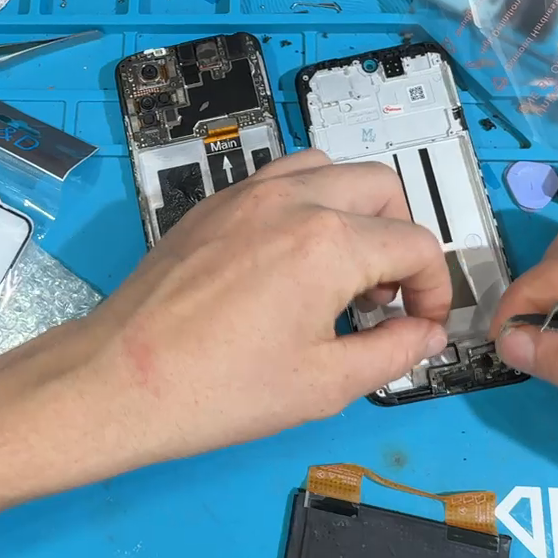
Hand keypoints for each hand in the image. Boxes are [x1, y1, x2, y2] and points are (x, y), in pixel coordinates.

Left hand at [58, 148, 451, 467]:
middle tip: (382, 295)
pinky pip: (278, 176)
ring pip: (328, 167)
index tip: (422, 322)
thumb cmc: (221, 390)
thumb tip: (427, 333)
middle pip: (381, 188)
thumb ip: (392, 352)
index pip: (415, 245)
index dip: (435, 287)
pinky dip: (305, 200)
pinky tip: (288, 254)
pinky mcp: (214, 202)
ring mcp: (247, 193)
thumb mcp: (323, 384)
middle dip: (400, 238)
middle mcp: (292, 200)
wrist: (122, 377)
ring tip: (338, 266)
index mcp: (328, 243)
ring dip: (353, 208)